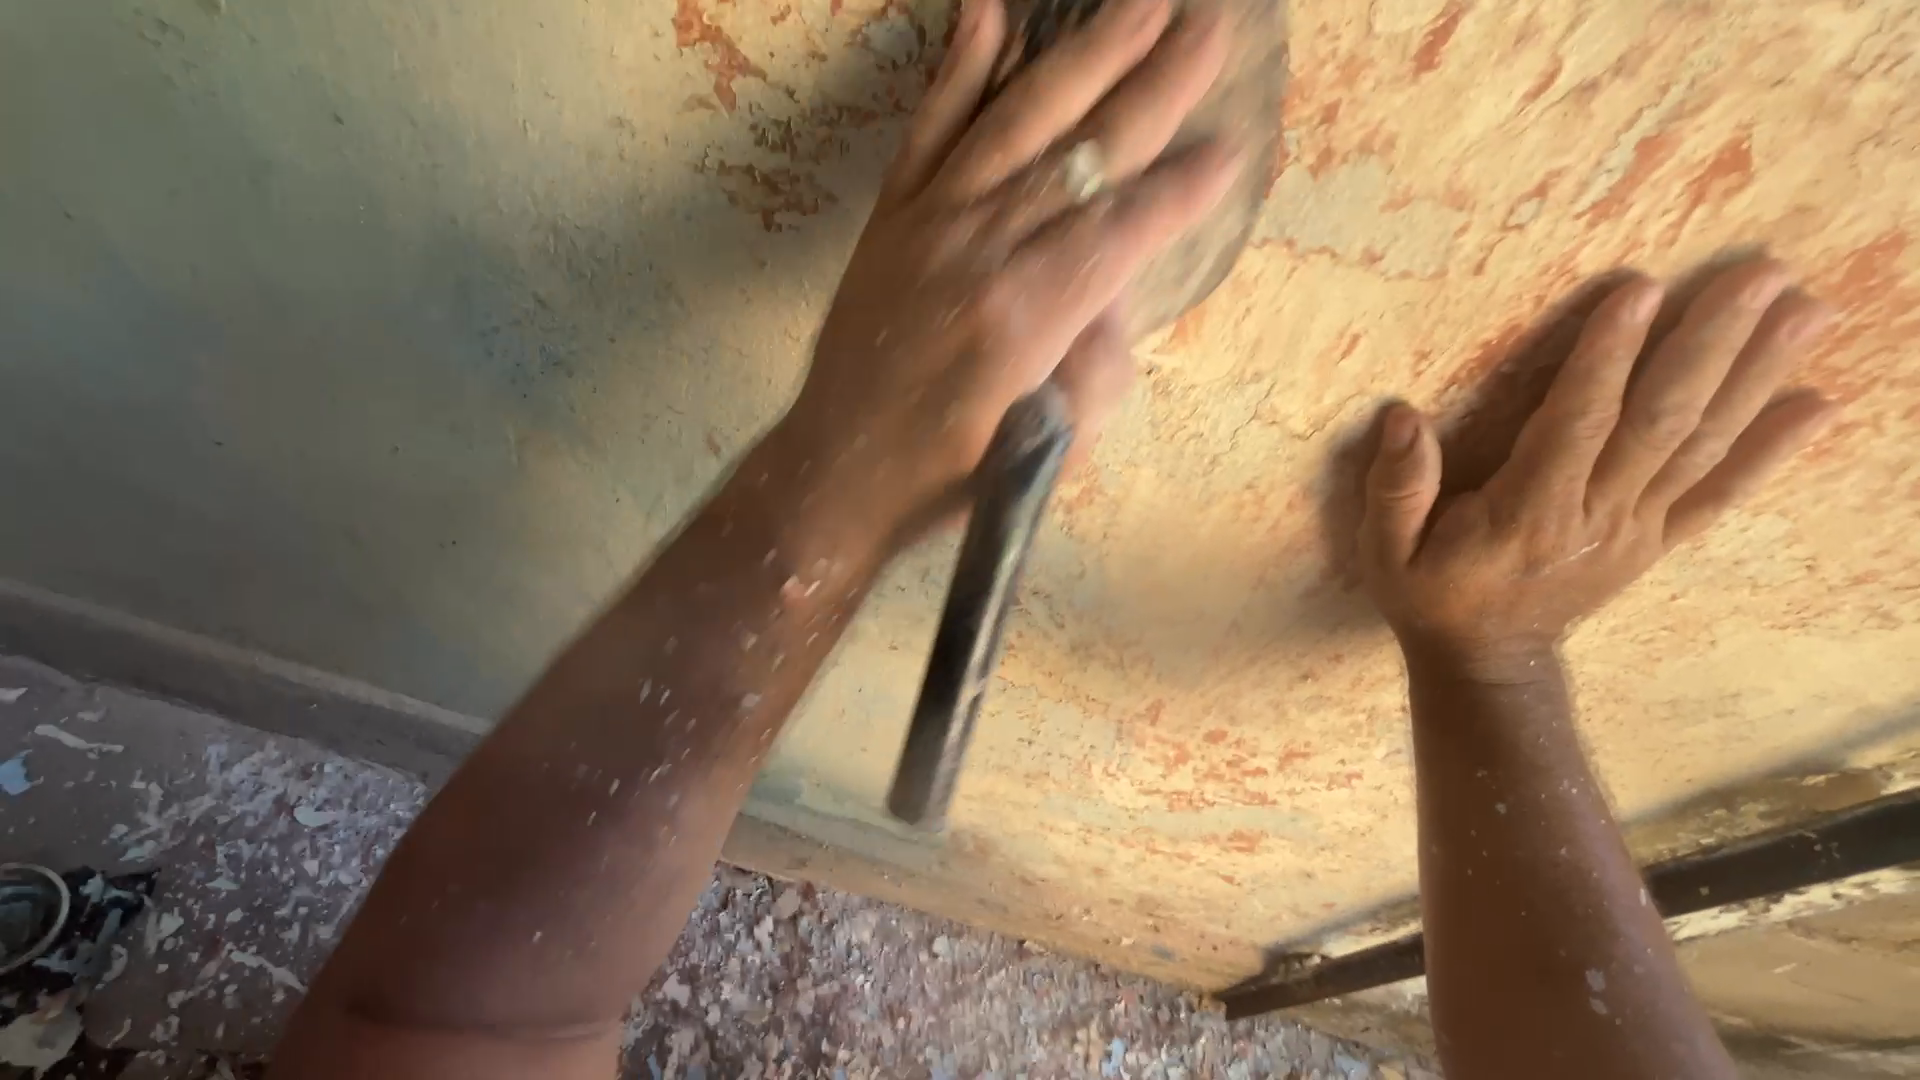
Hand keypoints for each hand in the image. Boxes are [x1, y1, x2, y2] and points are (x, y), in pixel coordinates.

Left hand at [769, 0, 1237, 556]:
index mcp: (1027, 314)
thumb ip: (1096, 368)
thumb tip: (1111, 296)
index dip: (1180, 191)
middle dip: (1154, 90)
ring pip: (1016, 122)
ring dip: (1081, 57)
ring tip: (1139, 2)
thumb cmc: (949, 476)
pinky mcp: (892, 220)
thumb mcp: (1047, 447)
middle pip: (1082, 155)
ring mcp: (931, 224)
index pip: (1122, 230)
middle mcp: (981, 249)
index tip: (1228, 149)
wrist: (842, 470)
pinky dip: (957, 70)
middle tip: (1210, 29)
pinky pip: (928, 131)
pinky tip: (988, 12)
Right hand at [1358, 259, 1836, 680]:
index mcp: (1527, 514)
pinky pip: (1719, 495)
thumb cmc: (1430, 598)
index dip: (1607, 357)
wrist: (1487, 662)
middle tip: (1761, 275)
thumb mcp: (1386, 552)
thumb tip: (1402, 417)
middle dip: (1711, 345)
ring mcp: (1634, 530)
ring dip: (1755, 378)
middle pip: (1659, 423)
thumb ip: (1394, 489)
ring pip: (1700, 447)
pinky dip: (1771, 451)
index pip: (1575, 423)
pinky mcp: (1654, 543)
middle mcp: (1594, 516)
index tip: (1642, 290)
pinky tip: (1817, 404)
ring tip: (1806, 312)